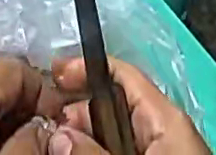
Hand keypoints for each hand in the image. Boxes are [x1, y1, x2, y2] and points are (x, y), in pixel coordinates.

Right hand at [48, 58, 208, 154]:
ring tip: (59, 149)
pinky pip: (124, 153)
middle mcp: (163, 133)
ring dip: (86, 144)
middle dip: (78, 116)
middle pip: (111, 107)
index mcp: (164, 120)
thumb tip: (58, 135)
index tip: (52, 77)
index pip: (120, 74)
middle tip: (50, 133)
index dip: (84, 69)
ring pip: (113, 138)